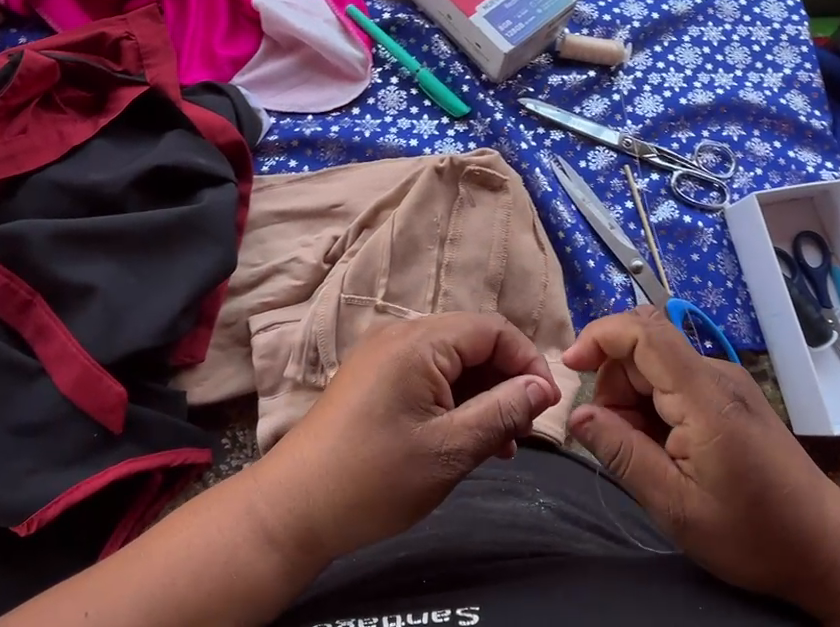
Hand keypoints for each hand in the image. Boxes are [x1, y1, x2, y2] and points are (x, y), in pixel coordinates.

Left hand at [251, 312, 561, 562]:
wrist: (293, 509)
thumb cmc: (374, 478)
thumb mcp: (449, 449)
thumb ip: (502, 412)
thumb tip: (545, 388)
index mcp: (419, 342)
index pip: (492, 329)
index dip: (527, 361)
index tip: (547, 406)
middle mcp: (401, 336)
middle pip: (473, 342)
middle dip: (507, 381)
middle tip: (525, 430)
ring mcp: (384, 357)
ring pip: (453, 362)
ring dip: (484, 395)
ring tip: (502, 445)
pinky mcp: (375, 380)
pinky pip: (429, 376)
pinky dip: (456, 401)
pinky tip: (469, 440)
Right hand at [563, 307, 839, 621]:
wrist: (828, 551)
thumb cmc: (754, 535)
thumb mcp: (675, 506)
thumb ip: (622, 454)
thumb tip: (578, 415)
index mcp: (704, 396)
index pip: (642, 331)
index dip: (598, 336)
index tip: (569, 369)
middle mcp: (717, 375)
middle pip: (644, 349)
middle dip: (613, 384)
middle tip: (614, 442)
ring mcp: (728, 384)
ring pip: (657, 366)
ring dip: (633, 401)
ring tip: (646, 457)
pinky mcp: (732, 398)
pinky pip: (677, 383)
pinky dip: (655, 408)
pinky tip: (666, 452)